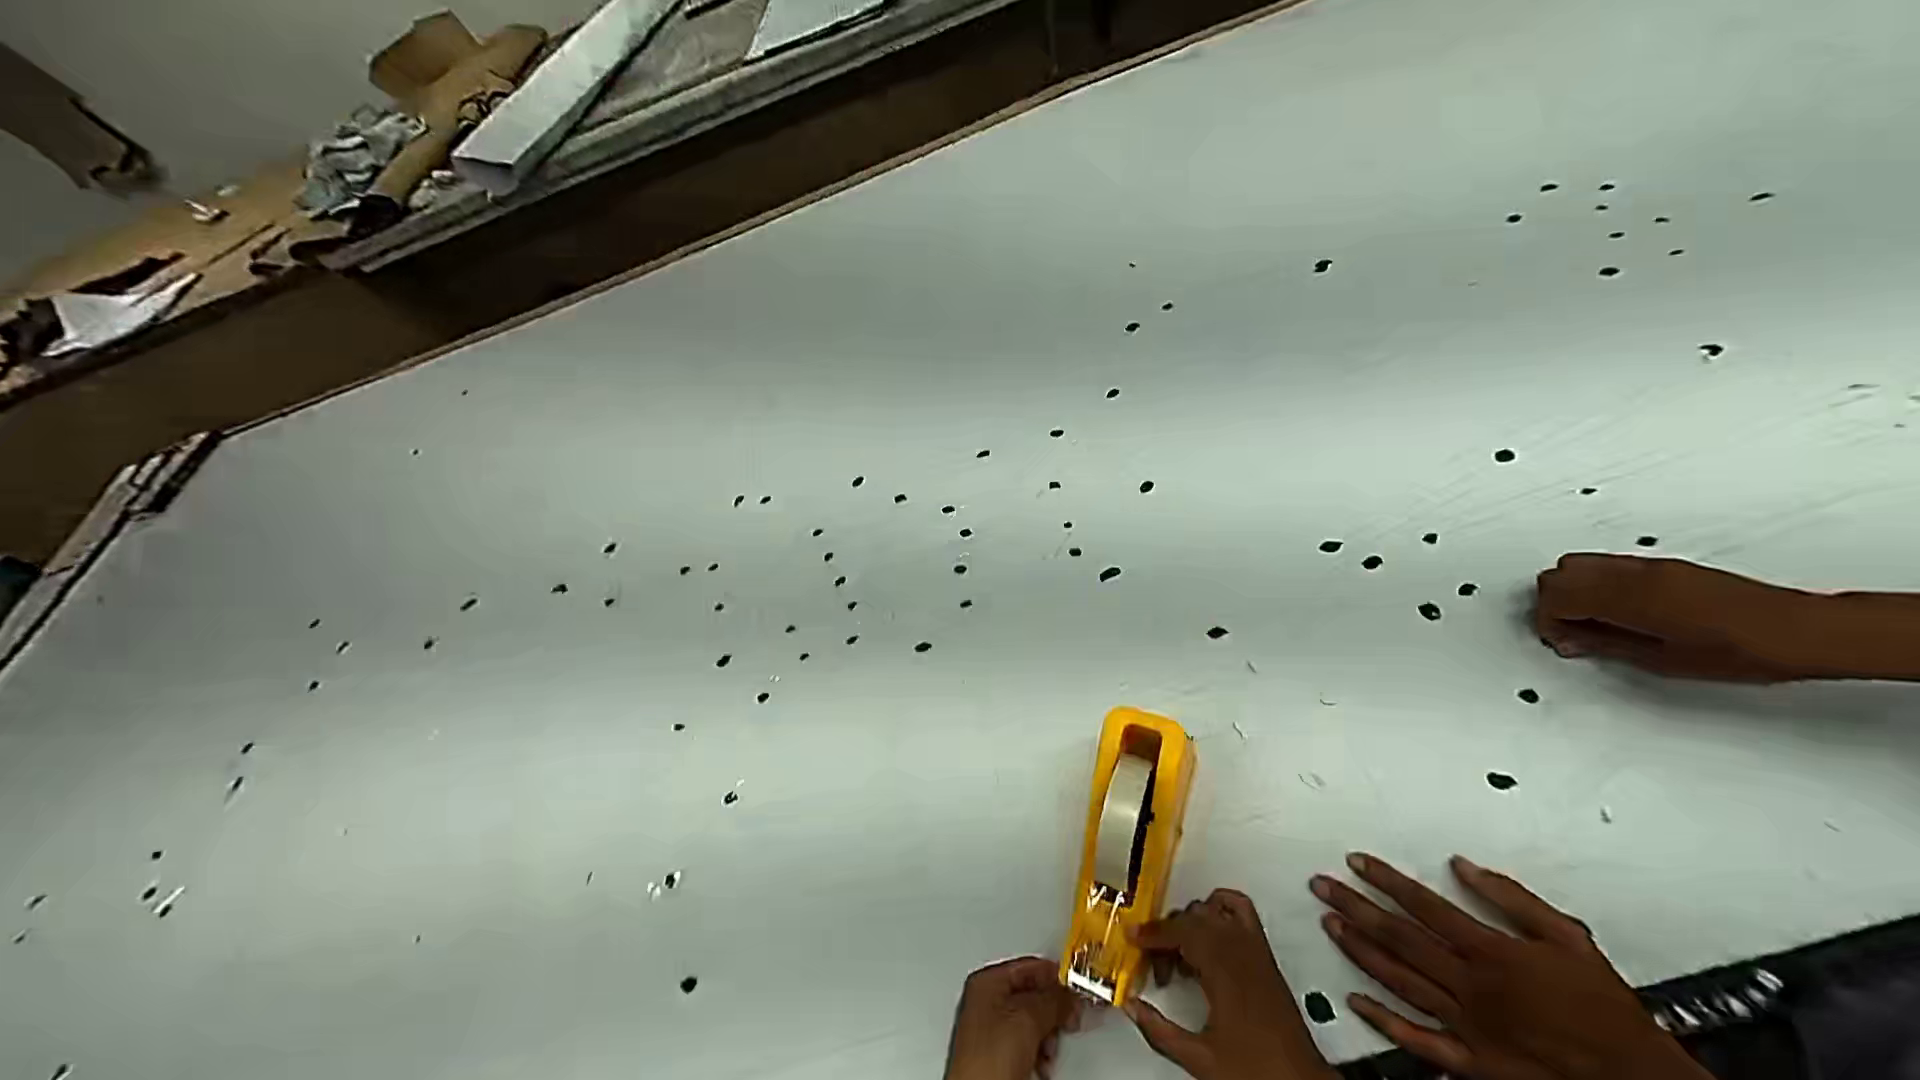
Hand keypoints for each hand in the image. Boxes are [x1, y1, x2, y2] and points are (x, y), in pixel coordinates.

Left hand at [944, 957, 1080, 1079]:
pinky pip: (1029, 1045)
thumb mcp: (1028, 1018)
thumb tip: (1069, 992)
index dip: (1053, 974)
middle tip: (1067, 1017)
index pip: (1027, 966)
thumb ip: (1052, 999)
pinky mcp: (999, 1058)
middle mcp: (986, 1004)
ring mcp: (992, 1032)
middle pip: (1031, 995)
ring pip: (1033, 1022)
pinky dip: (1040, 1052)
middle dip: (1052, 1009)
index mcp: (986, 983)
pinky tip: (1042, 1062)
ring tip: (1050, 1046)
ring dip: (1048, 1034)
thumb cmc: (987, 1060)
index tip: (1074, 982)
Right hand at [1123, 888, 1336, 1079]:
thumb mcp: (1200, 1060)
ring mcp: (1257, 951)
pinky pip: (1243, 911)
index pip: (1182, 932)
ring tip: (1181, 955)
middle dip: (1168, 934)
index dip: (1154, 933)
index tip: (1133, 938)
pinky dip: (1222, 906)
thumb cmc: (1254, 1073)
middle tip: (1156, 964)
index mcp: (1224, 973)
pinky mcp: (1266, 957)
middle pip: (1194, 919)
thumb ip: (1160, 1031)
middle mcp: (1241, 952)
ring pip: (1214, 911)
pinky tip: (1211, 926)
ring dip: (1191, 924)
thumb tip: (1131, 1005)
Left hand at [1311, 853, 1711, 1079]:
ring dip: (1359, 949)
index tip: (1355, 861)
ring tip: (1328, 924)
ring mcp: (1466, 1024)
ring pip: (1398, 979)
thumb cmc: (1606, 1008)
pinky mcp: (1472, 1060)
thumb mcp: (1569, 939)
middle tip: (1321, 886)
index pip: (1422, 904)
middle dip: (1354, 906)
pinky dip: (1384, 1020)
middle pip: (1398, 936)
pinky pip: (1419, 1040)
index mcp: (1490, 951)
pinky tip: (1354, 1000)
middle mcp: (1469, 984)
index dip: (1384, 879)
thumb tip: (1463, 866)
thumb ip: (1512, 898)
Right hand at [1535, 553, 1820, 680]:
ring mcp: (1648, 566)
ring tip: (1590, 618)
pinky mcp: (1665, 565)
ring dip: (1572, 589)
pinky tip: (1616, 607)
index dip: (1548, 622)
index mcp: (1622, 595)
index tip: (1559, 639)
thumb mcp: (1658, 659)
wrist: (1799, 632)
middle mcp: (1630, 573)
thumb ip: (1605, 644)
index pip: (1554, 598)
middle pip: (1557, 575)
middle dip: (1552, 602)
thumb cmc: (1740, 648)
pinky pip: (1608, 564)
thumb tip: (1572, 640)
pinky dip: (1596, 582)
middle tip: (1567, 629)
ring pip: (1578, 564)